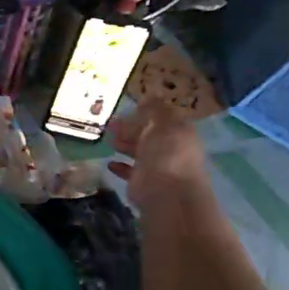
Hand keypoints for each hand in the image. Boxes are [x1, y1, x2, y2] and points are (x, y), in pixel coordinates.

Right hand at [109, 99, 211, 214]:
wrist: (167, 193)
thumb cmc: (166, 153)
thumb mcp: (163, 124)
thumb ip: (155, 109)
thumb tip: (149, 97)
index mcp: (179, 133)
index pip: (162, 119)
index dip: (145, 113)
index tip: (126, 110)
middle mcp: (171, 149)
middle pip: (150, 135)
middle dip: (131, 129)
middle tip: (111, 124)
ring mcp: (158, 167)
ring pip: (140, 152)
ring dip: (126, 145)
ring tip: (109, 140)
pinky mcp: (144, 183)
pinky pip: (131, 171)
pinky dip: (121, 166)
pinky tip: (110, 163)